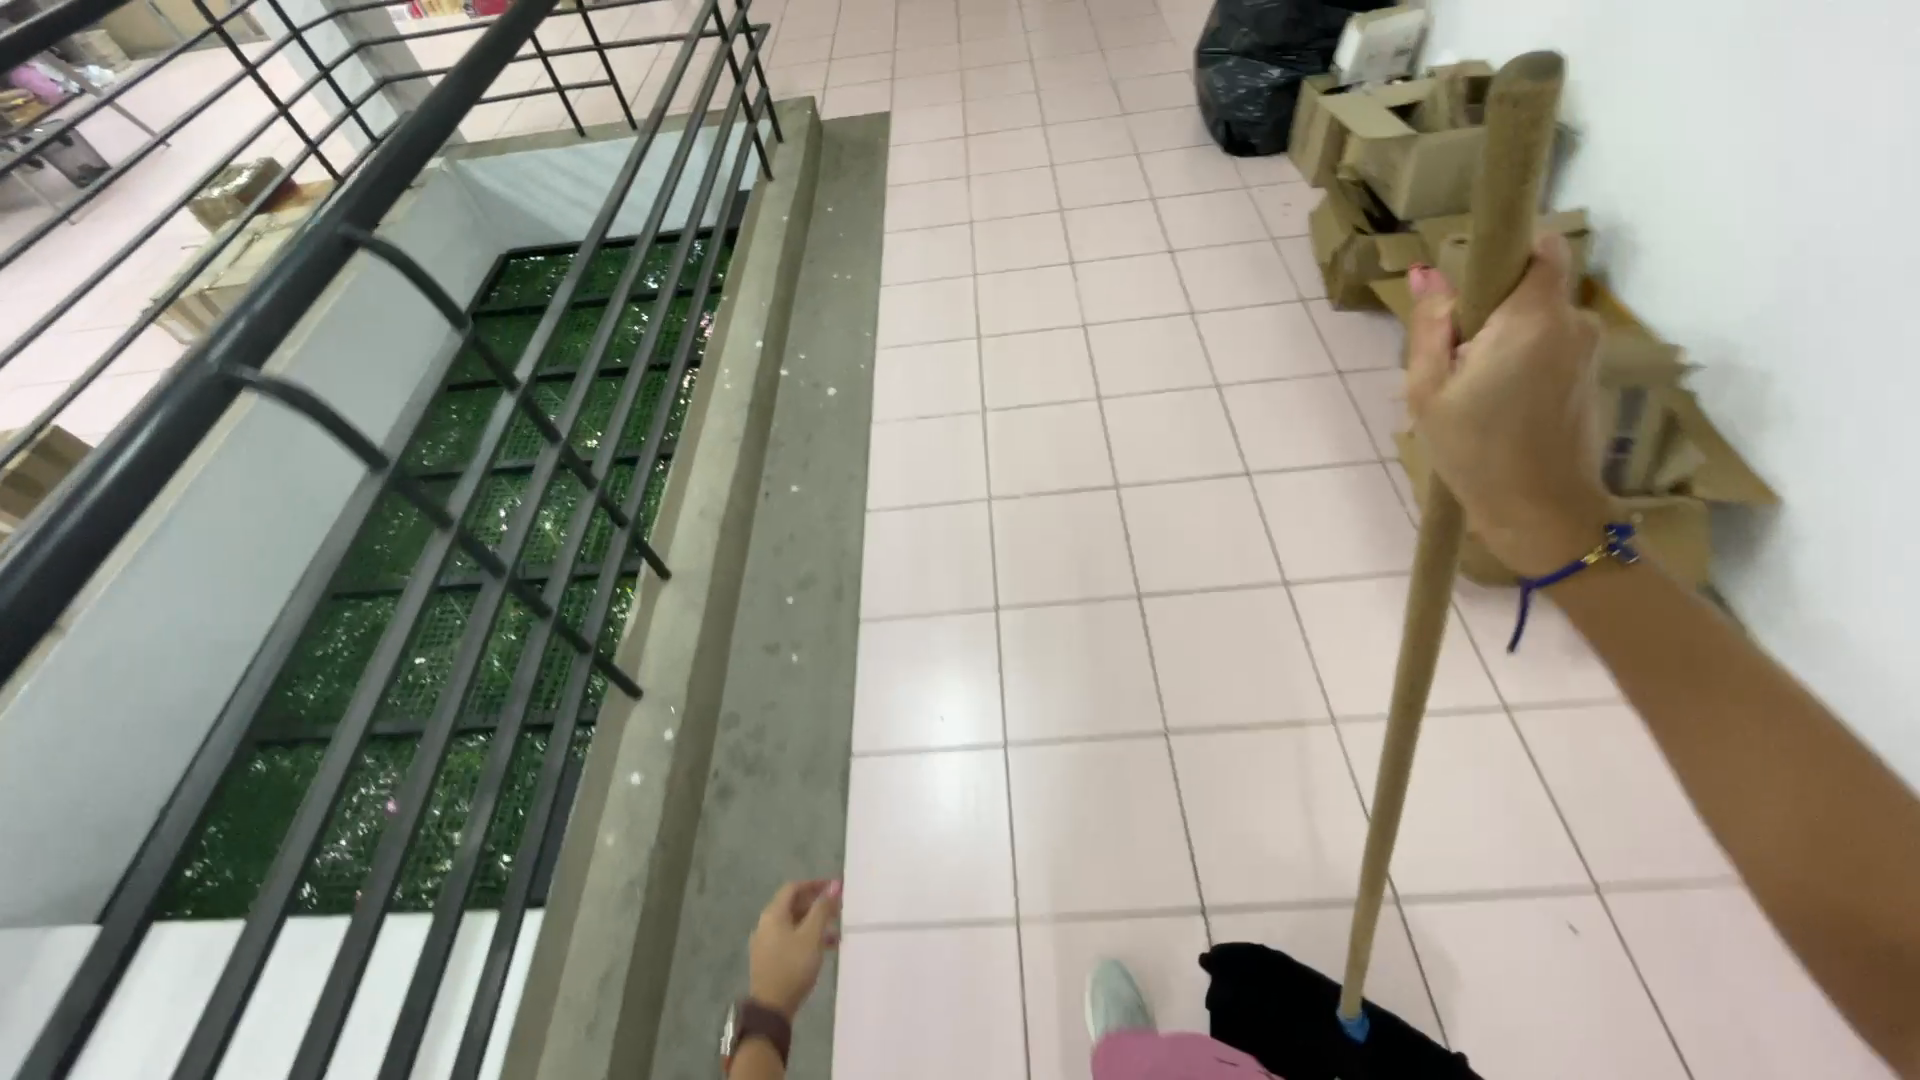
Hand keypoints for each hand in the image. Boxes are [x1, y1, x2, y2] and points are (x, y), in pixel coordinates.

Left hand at [748, 879, 841, 1019]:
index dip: (815, 884)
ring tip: (837, 929)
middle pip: (793, 905)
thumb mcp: (812, 935)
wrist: (772, 1009)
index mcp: (773, 914)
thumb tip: (834, 884)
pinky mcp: (771, 959)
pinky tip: (826, 948)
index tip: (835, 888)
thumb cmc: (793, 966)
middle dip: (817, 904)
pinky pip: (792, 939)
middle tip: (839, 908)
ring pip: (794, 924)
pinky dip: (808, 938)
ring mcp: (767, 943)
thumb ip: (823, 909)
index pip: (794, 888)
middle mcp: (766, 925)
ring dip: (815, 923)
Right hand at [1404, 234, 1611, 576]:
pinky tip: (1493, 406)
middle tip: (1449, 362)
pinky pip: (1547, 347)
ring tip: (1467, 392)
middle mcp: (1573, 323)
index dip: (1504, 253)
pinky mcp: (1588, 375)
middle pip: (1531, 287)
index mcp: (1533, 319)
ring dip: (1501, 340)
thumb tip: (1427, 274)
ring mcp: (1587, 350)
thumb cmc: (1475, 452)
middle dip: (1489, 310)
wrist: (1540, 512)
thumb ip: (1430, 328)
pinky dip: (1518, 361)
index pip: (1538, 248)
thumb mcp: (1428, 392)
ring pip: (1536, 320)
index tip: (1466, 286)